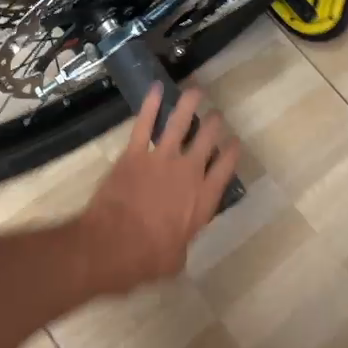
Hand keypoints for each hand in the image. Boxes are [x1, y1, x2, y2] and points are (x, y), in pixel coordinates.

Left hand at [75, 86, 240, 295]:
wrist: (111, 246)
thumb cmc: (146, 260)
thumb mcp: (176, 259)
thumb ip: (183, 242)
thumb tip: (178, 243)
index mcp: (203, 199)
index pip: (226, 167)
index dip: (232, 152)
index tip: (235, 142)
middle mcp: (188, 172)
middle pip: (208, 138)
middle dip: (215, 123)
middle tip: (216, 115)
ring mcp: (161, 159)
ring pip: (180, 122)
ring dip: (189, 103)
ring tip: (196, 90)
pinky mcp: (134, 153)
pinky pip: (144, 123)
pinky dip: (150, 104)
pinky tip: (155, 88)